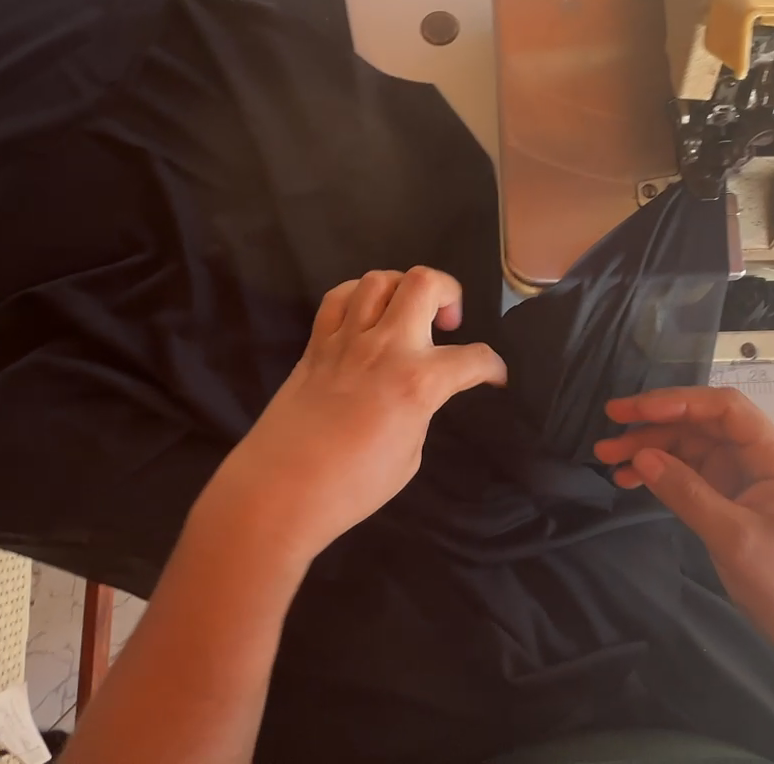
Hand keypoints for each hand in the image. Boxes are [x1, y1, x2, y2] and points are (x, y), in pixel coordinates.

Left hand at [205, 267, 506, 559]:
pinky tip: (365, 318)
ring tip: (405, 315)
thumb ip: (422, 410)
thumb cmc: (352, 487)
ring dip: (402, 290)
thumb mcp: (410, 454)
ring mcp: (346, 340)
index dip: (493, 367)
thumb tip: (420, 392)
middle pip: (424, 282)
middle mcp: (386, 347)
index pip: (473, 358)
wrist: (279, 492)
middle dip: (449, 292)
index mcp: (418, 381)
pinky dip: (358, 298)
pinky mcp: (315, 344)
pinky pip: (338, 298)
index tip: (494, 377)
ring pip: (379, 280)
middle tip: (447, 324)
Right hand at [594, 387, 773, 658]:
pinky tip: (628, 477)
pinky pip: (687, 469)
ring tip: (606, 456)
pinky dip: (658, 471)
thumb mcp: (733, 538)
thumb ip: (687, 493)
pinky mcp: (726, 493)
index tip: (637, 410)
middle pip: (701, 422)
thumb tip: (641, 457)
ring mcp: (740, 473)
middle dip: (655, 422)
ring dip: (649, 446)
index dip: (680, 401)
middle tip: (610, 423)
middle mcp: (757, 455)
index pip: (725, 409)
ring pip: (689, 444)